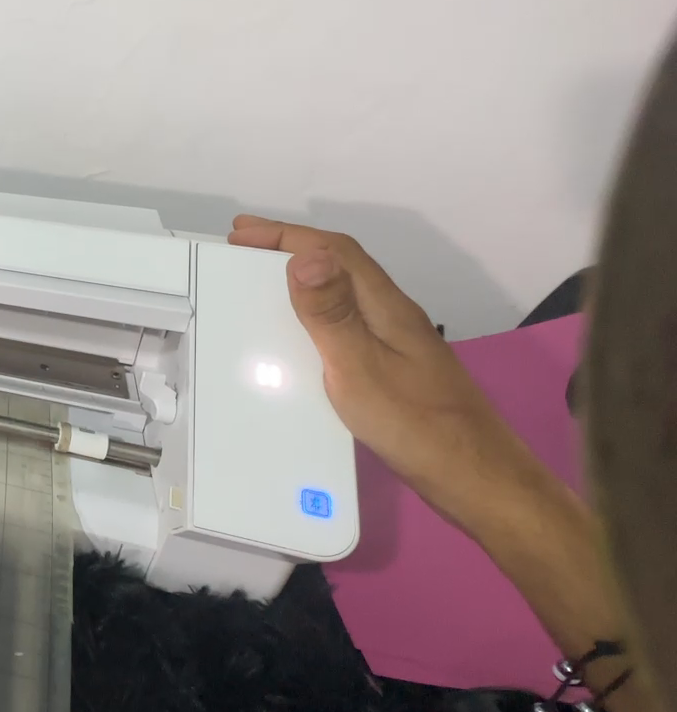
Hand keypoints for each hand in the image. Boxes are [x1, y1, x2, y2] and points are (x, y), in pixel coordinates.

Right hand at [227, 216, 530, 501]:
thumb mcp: (358, 366)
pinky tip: (290, 327)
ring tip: (253, 280)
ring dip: (295, 275)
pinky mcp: (386, 363)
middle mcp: (390, 314)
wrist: (472, 479)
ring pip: (339, 290)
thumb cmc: (413, 423)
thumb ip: (330, 313)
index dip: (285, 235)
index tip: (239, 232)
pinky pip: (338, 318)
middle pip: (338, 264)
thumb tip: (305, 257)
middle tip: (238, 247)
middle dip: (286, 247)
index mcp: (384, 307)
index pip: (335, 251)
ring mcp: (391, 340)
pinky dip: (306, 307)